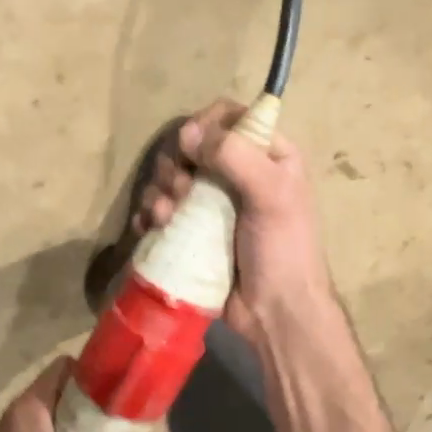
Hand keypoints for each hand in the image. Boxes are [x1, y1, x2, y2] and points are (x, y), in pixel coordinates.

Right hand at [134, 98, 331, 340]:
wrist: (277, 314)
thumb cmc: (284, 250)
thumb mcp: (272, 194)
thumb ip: (234, 155)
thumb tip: (187, 132)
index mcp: (266, 155)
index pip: (228, 117)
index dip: (204, 125)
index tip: (192, 148)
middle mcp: (237, 174)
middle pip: (190, 146)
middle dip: (175, 164)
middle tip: (179, 191)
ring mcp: (212, 205)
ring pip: (170, 178)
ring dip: (158, 192)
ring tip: (163, 217)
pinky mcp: (192, 232)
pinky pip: (160, 211)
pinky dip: (148, 215)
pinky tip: (148, 229)